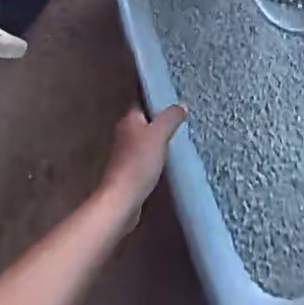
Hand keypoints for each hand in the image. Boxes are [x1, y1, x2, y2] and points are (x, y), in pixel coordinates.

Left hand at [96, 104, 186, 229]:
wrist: (122, 200)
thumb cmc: (139, 162)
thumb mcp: (160, 134)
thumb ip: (171, 118)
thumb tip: (181, 106)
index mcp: (128, 120)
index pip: (144, 105)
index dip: (159, 106)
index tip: (176, 111)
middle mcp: (123, 134)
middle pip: (145, 124)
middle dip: (160, 127)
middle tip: (179, 129)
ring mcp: (123, 155)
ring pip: (144, 143)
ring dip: (157, 145)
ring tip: (174, 147)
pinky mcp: (126, 173)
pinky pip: (143, 160)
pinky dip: (153, 162)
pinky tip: (163, 166)